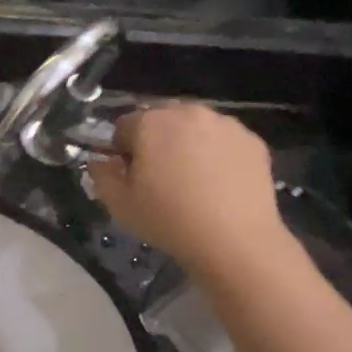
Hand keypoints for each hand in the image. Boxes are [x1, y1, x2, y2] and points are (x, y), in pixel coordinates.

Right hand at [86, 102, 287, 274]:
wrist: (234, 239)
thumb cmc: (168, 219)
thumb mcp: (119, 204)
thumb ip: (101, 175)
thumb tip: (99, 161)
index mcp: (151, 122)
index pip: (124, 125)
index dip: (122, 150)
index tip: (129, 176)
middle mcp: (188, 112)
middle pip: (161, 119)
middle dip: (155, 140)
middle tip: (159, 176)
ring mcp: (224, 124)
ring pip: (194, 126)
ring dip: (186, 143)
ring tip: (192, 180)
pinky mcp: (252, 140)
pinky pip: (223, 139)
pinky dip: (216, 153)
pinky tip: (217, 183)